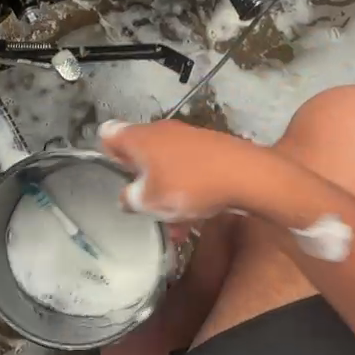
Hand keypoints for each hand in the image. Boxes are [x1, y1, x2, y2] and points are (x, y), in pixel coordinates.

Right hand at [98, 119, 265, 219]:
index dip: (107, 155)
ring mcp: (187, 138)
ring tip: (173, 223)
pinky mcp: (210, 148)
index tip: (118, 176)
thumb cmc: (189, 185)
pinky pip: (188, 170)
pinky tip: (194, 218)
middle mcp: (160, 131)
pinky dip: (186, 190)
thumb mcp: (149, 201)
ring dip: (165, 191)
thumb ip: (130, 199)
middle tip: (143, 201)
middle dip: (140, 179)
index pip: (108, 134)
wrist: (246, 174)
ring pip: (166, 166)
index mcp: (138, 137)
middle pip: (139, 153)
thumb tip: (127, 197)